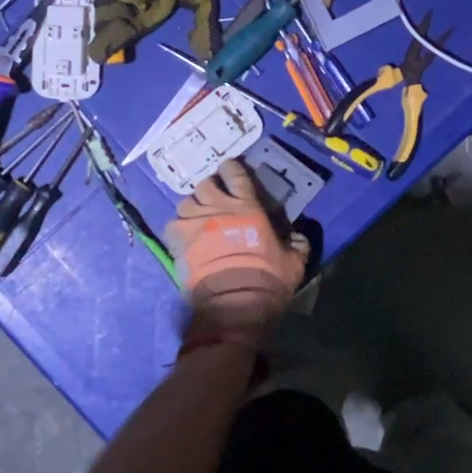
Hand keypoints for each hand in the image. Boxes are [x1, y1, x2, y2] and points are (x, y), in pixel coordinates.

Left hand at [164, 161, 309, 347]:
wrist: (234, 303)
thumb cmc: (267, 280)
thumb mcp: (293, 262)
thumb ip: (297, 245)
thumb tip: (300, 237)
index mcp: (247, 207)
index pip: (235, 174)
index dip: (231, 168)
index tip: (229, 170)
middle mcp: (218, 207)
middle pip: (206, 184)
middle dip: (209, 189)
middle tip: (213, 200)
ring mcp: (194, 221)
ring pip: (186, 201)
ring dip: (192, 208)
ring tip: (197, 219)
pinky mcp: (177, 239)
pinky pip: (172, 223)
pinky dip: (177, 228)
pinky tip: (183, 237)